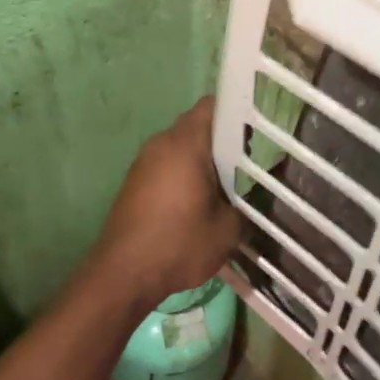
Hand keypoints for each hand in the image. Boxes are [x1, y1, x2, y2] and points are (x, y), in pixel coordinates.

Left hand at [86, 97, 241, 311]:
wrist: (123, 274)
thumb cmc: (179, 244)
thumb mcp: (228, 229)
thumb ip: (247, 203)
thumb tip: (252, 194)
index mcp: (186, 143)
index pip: (214, 105)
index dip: (237, 112)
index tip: (256, 133)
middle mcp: (162, 142)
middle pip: (198, 124)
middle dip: (223, 140)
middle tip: (247, 164)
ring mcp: (144, 160)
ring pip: (182, 145)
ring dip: (203, 159)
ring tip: (226, 185)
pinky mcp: (136, 180)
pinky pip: (167, 163)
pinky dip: (184, 173)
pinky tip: (198, 201)